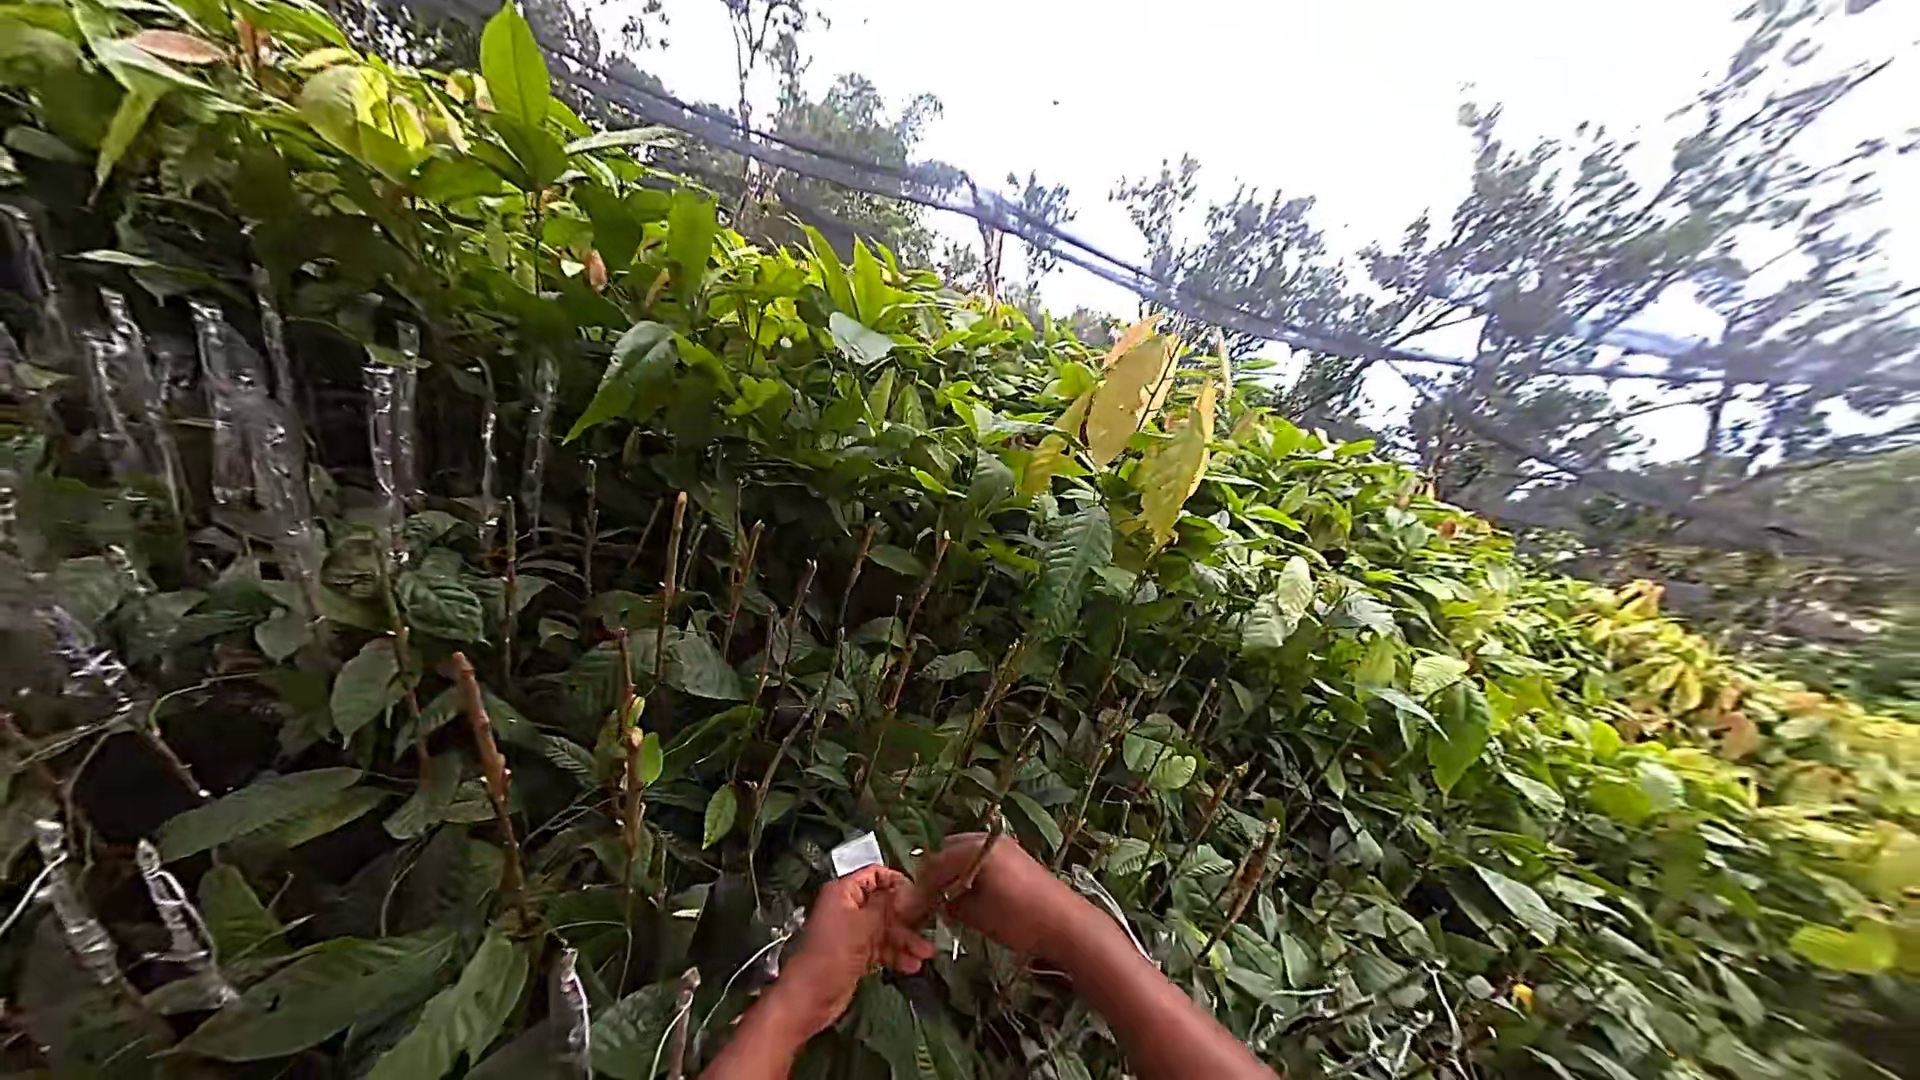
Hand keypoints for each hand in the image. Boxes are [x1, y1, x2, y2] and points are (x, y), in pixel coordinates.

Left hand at [763, 865, 934, 1038]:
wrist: (808, 1001)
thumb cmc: (828, 958)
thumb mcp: (861, 927)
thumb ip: (885, 907)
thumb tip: (904, 891)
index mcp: (843, 893)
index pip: (874, 875)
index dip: (896, 882)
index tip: (916, 892)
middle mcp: (848, 909)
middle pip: (884, 904)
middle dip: (905, 918)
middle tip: (926, 925)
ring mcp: (853, 933)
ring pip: (885, 929)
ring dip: (905, 940)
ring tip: (924, 952)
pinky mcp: (857, 955)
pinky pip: (881, 948)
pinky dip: (896, 955)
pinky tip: (911, 964)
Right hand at [904, 833, 1100, 962]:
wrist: (1065, 923)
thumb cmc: (1019, 918)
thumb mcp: (976, 914)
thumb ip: (949, 903)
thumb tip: (930, 902)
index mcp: (975, 848)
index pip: (935, 862)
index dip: (919, 886)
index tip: (908, 907)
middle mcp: (986, 838)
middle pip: (947, 851)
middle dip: (933, 874)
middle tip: (923, 901)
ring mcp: (1001, 844)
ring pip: (963, 853)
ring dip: (949, 872)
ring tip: (942, 899)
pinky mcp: (1012, 855)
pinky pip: (979, 857)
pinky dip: (966, 872)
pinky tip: (964, 892)